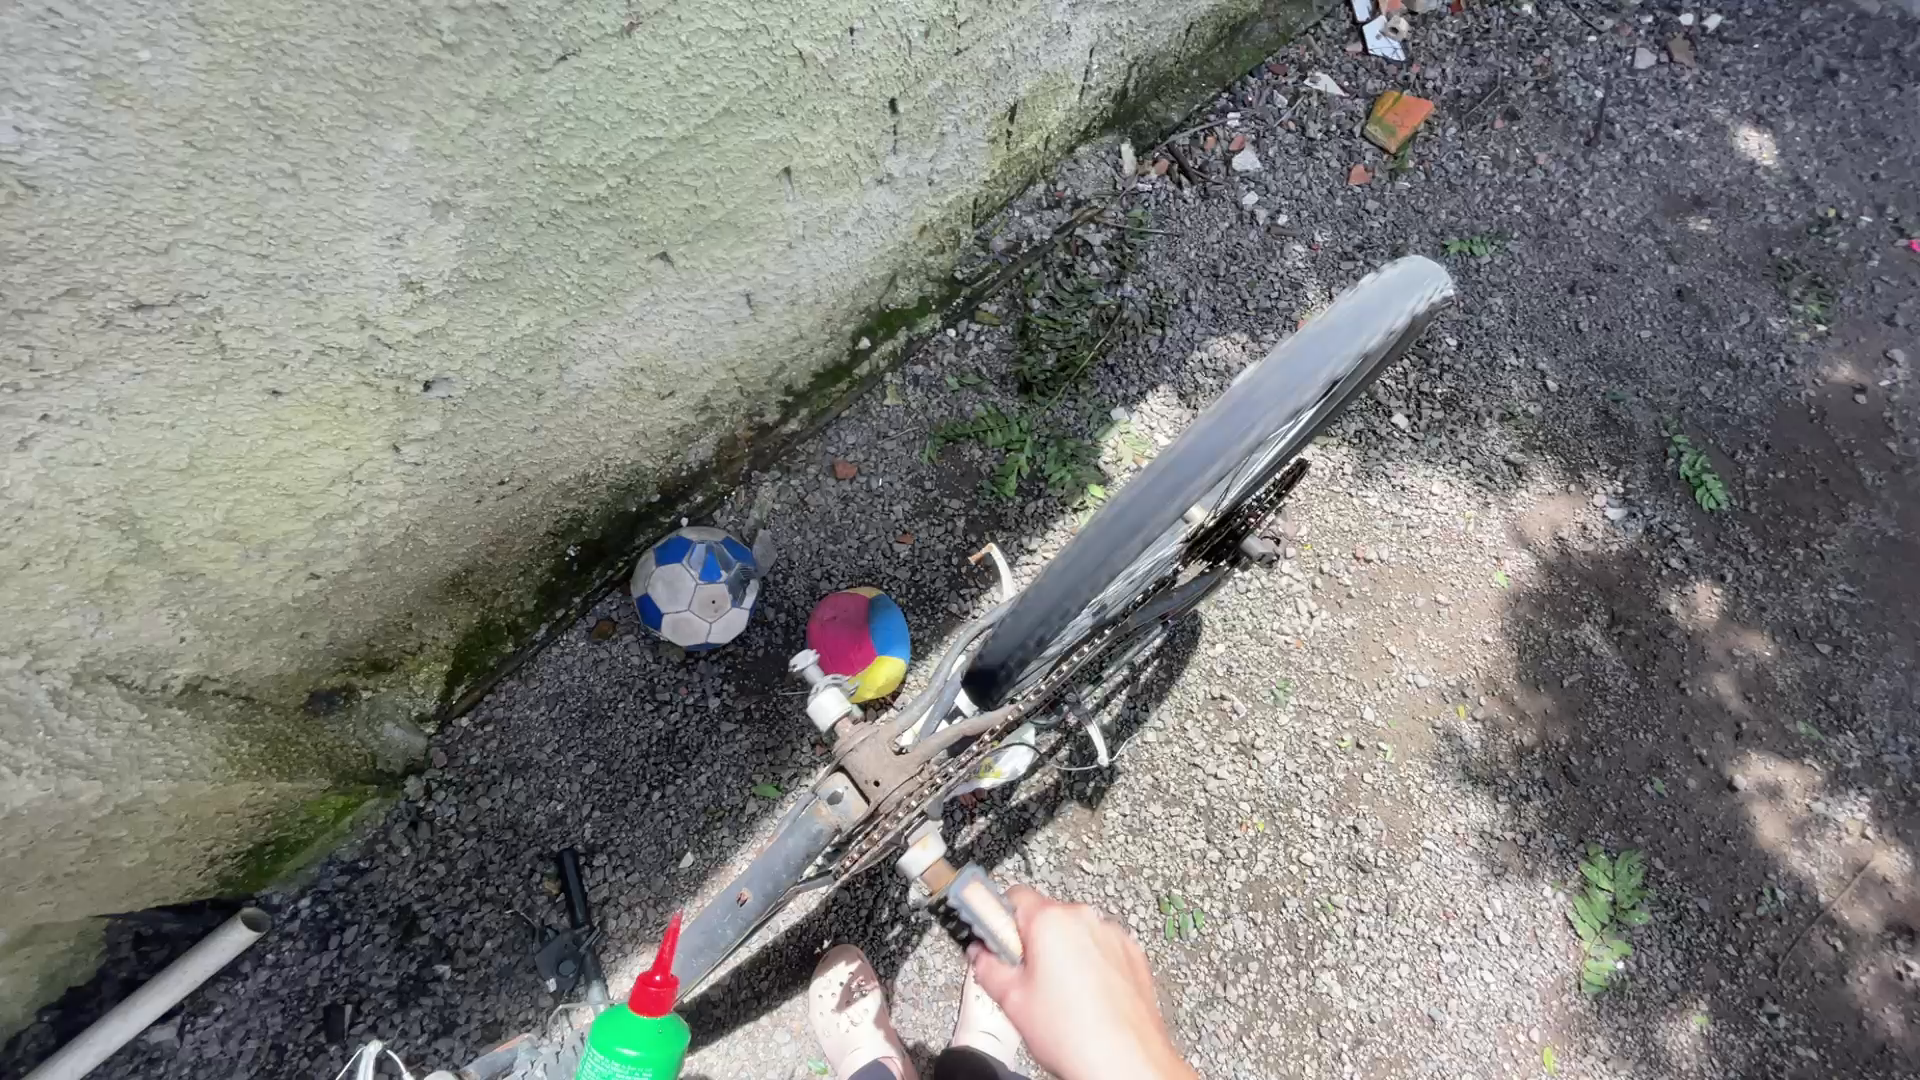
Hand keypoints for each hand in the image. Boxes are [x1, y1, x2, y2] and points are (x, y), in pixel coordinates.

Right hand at [967, 886, 1195, 1079]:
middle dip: (1032, 941)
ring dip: (1063, 951)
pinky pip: (1100, 946)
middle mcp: (1083, 917)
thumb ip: (987, 967)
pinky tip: (1087, 997)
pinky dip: (1091, 963)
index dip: (1000, 919)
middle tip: (1028, 978)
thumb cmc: (1075, 1037)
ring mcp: (1111, 933)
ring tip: (1061, 995)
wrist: (1128, 1065)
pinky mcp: (1131, 952)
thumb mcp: (1012, 1002)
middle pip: (1045, 915)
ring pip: (1074, 931)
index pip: (1013, 896)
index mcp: (1050, 920)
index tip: (996, 938)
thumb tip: (980, 955)